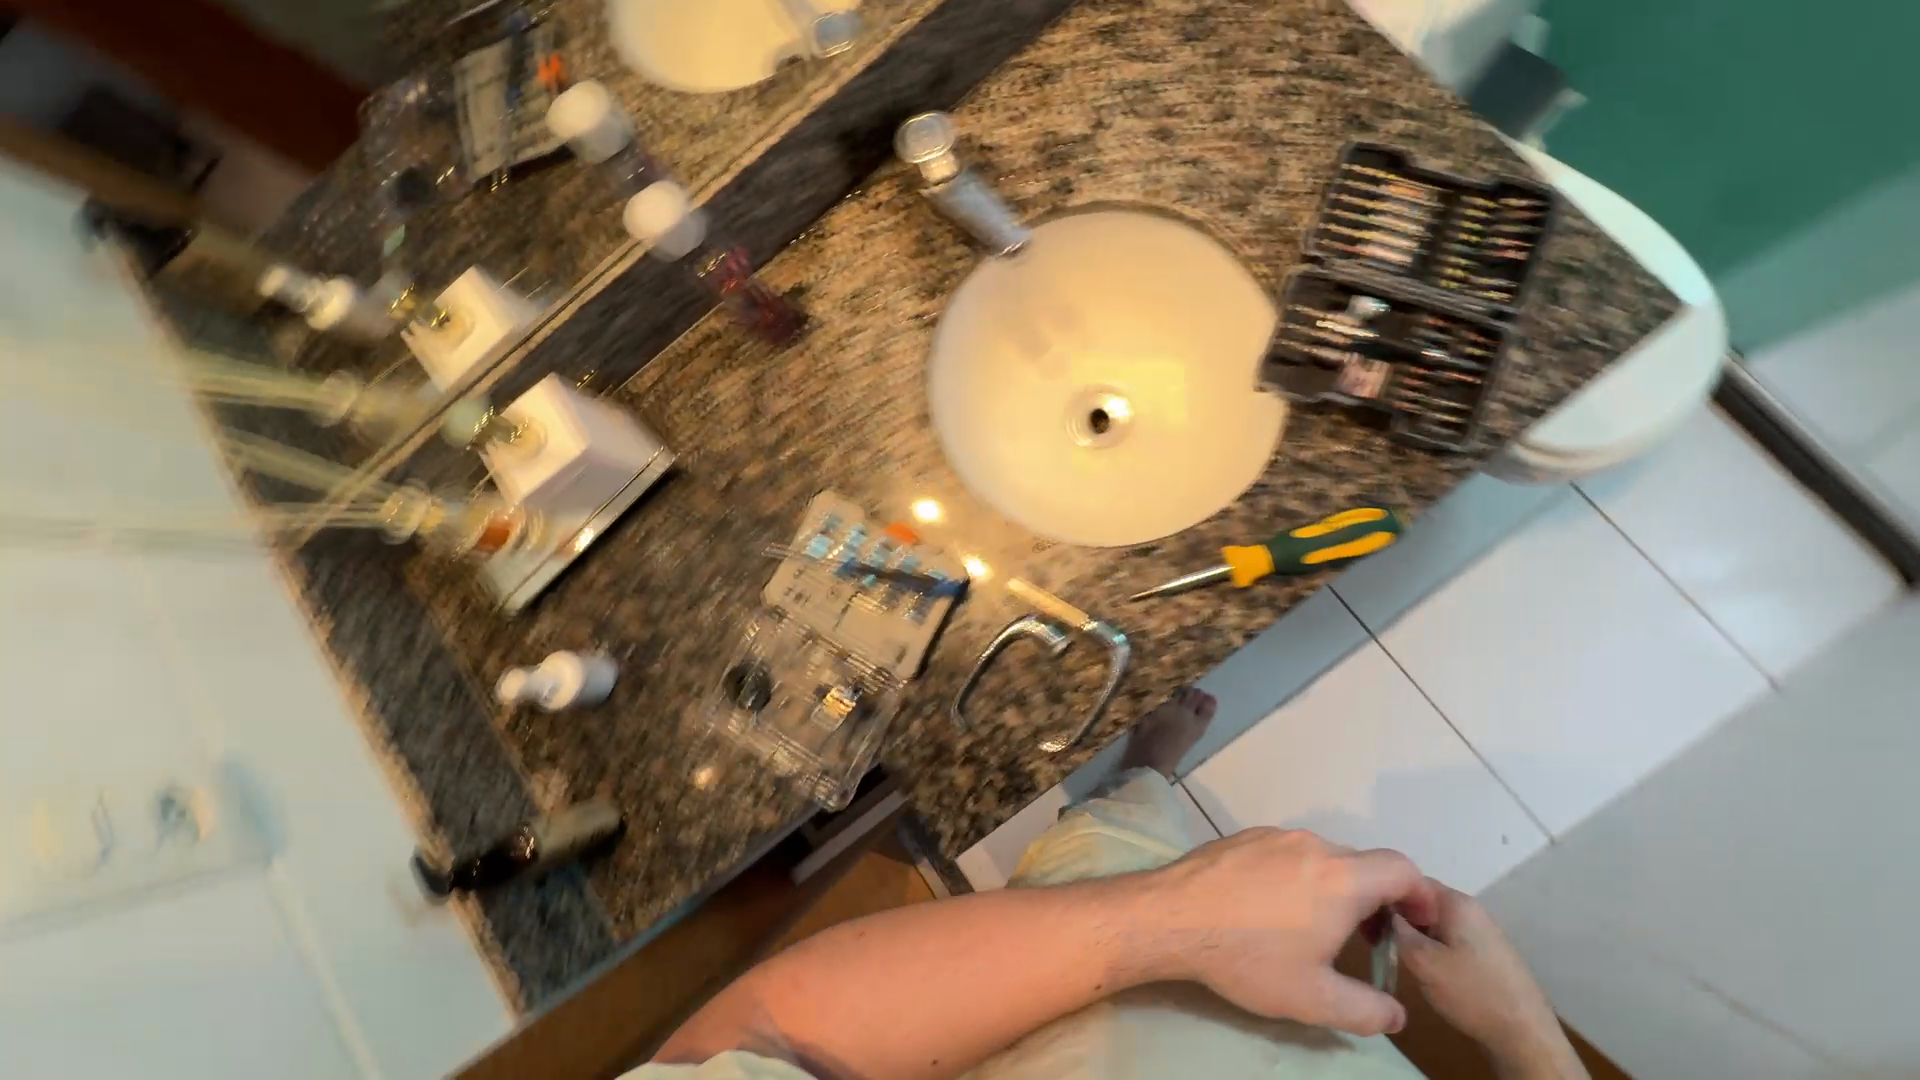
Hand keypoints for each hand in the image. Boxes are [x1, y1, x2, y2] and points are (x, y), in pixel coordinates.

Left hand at [1138, 827, 1438, 1035]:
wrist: (1171, 917)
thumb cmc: (1248, 957)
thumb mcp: (1314, 999)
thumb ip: (1367, 1010)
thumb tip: (1396, 1014)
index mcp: (1340, 878)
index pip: (1402, 868)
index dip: (1418, 895)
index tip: (1412, 926)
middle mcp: (1311, 845)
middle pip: (1361, 863)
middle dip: (1375, 898)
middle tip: (1366, 937)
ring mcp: (1272, 835)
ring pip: (1321, 856)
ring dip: (1333, 886)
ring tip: (1318, 926)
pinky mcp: (1242, 836)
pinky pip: (1286, 852)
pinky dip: (1297, 875)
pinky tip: (1273, 908)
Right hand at [1392, 883, 1586, 1078]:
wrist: (1527, 1039)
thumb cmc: (1472, 994)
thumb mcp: (1422, 960)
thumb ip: (1396, 929)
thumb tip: (1383, 911)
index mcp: (1456, 902)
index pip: (1408, 880)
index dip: (1384, 894)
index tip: (1367, 916)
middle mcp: (1471, 909)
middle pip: (1421, 900)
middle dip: (1399, 917)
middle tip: (1380, 940)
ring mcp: (1482, 932)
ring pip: (1434, 921)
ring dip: (1415, 935)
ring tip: (1402, 957)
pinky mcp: (1487, 954)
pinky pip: (1449, 938)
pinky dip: (1432, 948)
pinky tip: (1428, 970)